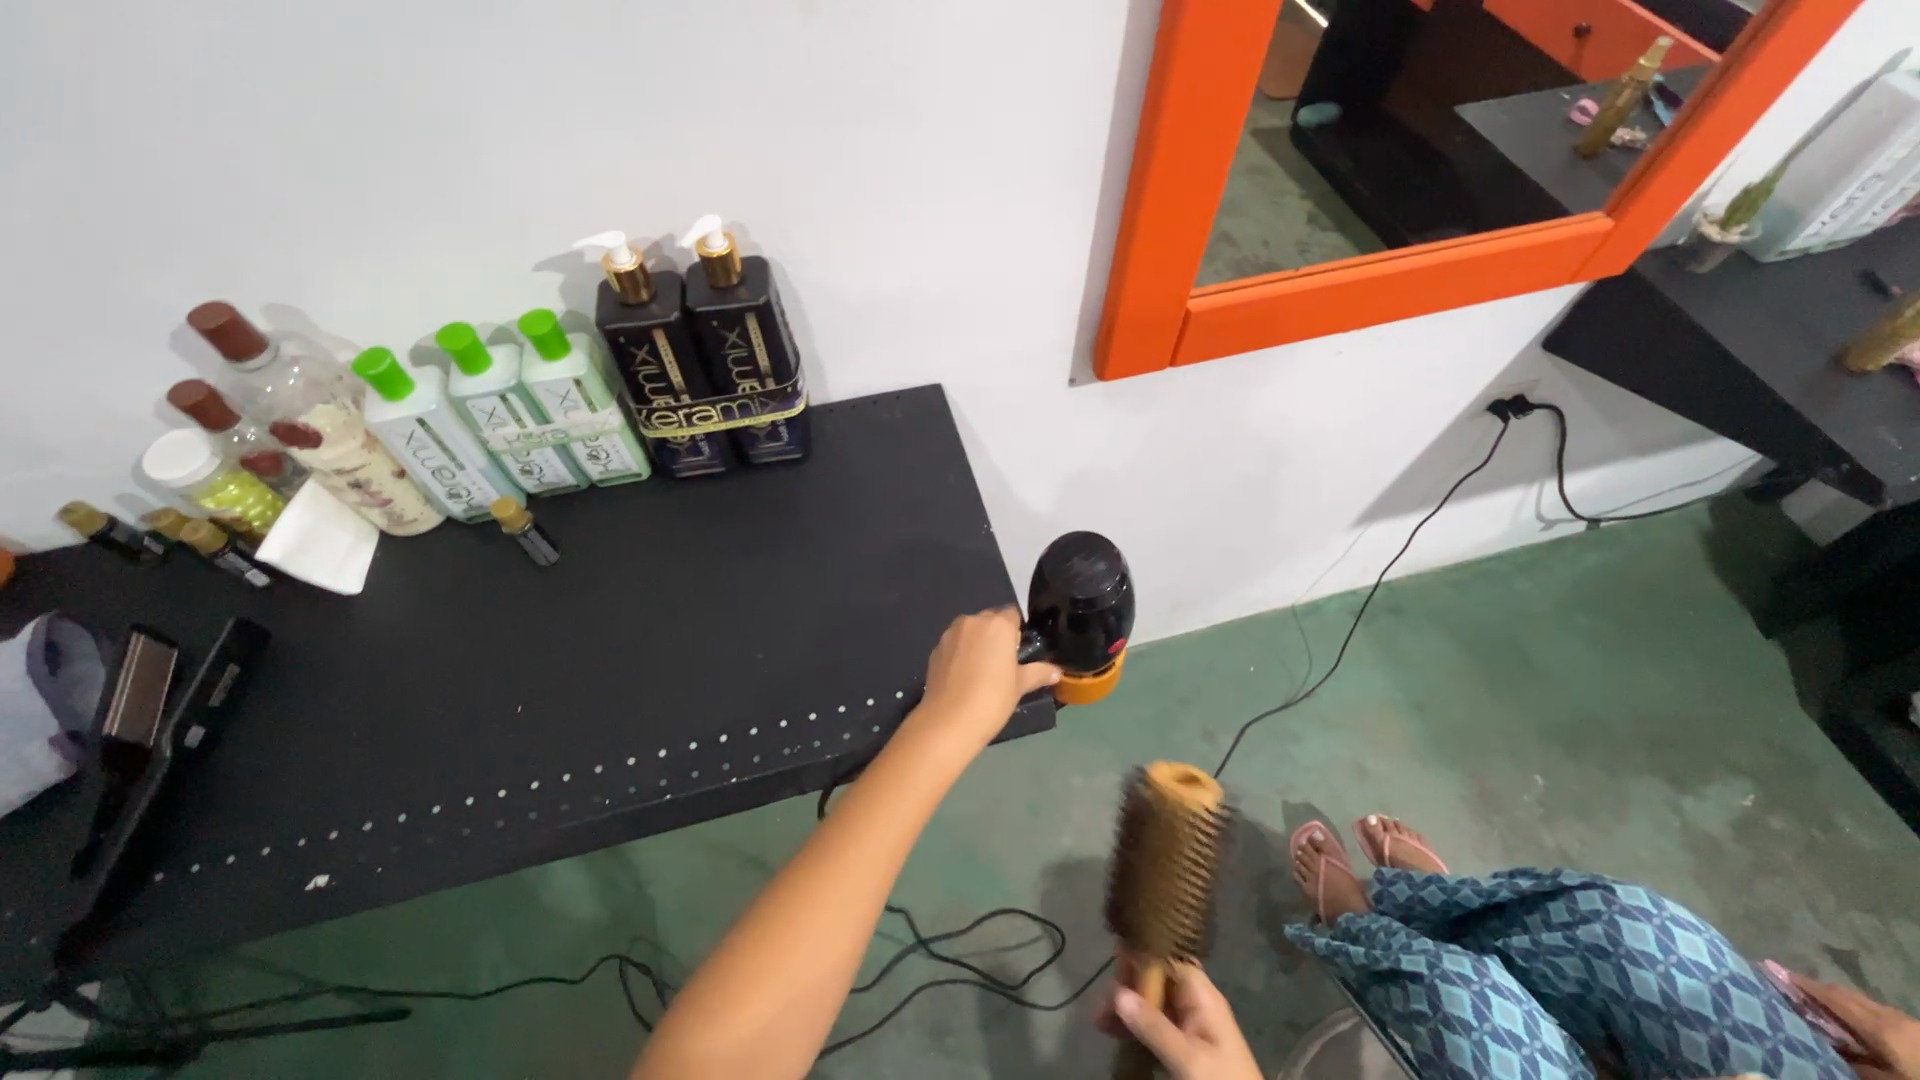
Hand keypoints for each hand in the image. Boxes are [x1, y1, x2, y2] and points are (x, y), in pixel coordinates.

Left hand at [914, 608, 1059, 747]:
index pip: (1012, 613)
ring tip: (982, 671)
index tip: (1018, 650)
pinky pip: (954, 644)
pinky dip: (960, 653)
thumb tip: (1057, 672)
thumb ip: (1038, 673)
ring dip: (977, 642)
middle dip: (996, 635)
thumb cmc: (992, 698)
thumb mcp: (1020, 686)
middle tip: (1003, 663)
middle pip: (989, 620)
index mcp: (998, 625)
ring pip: (969, 631)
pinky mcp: (935, 649)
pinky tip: (963, 676)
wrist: (949, 720)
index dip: (1017, 629)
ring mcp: (950, 634)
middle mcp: (972, 621)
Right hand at [1102, 961, 1262, 1079]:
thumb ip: (1153, 1026)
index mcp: (1202, 996)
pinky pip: (1153, 1028)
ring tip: (1098, 1022)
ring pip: (1151, 1005)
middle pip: (1156, 982)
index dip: (1143, 955)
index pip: (1170, 960)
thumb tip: (1118, 993)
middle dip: (1127, 988)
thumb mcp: (1188, 1058)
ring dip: (1126, 1010)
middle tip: (1100, 1005)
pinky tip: (1112, 1033)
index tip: (1114, 957)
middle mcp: (1194, 1004)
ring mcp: (1189, 1027)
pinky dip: (1134, 1029)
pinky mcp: (1182, 1048)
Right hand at [1790, 972, 1919, 1078]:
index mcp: (1880, 1026)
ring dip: (1836, 1000)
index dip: (1800, 983)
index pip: (1832, 997)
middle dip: (1815, 988)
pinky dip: (1856, 1012)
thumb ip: (1852, 1061)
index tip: (1769, 969)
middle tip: (1784, 984)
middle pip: (1847, 994)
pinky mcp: (1918, 1033)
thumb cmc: (1916, 1078)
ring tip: (1810, 1002)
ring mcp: (1909, 1024)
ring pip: (1864, 1003)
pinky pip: (1878, 1014)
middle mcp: (1892, 1017)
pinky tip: (1848, 1023)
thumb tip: (1821, 1043)